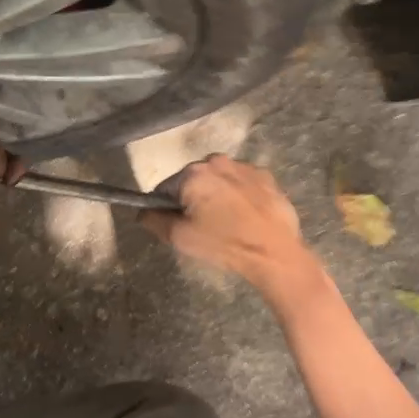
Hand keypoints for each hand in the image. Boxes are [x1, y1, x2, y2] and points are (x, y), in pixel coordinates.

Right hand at [141, 155, 327, 311]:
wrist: (276, 255)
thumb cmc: (224, 244)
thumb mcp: (179, 237)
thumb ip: (152, 220)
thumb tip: (142, 210)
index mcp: (192, 174)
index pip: (165, 188)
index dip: (168, 208)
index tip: (180, 225)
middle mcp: (217, 162)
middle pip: (192, 180)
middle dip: (193, 198)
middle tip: (204, 225)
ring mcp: (245, 167)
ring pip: (218, 180)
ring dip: (216, 195)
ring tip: (228, 221)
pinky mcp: (268, 177)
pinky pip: (242, 183)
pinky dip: (239, 195)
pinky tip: (246, 216)